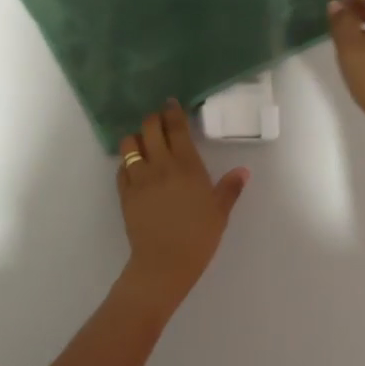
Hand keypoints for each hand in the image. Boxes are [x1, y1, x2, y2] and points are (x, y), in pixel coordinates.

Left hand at [114, 100, 249, 301]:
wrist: (165, 262)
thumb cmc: (198, 237)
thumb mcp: (220, 212)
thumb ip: (230, 188)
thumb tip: (243, 171)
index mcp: (187, 166)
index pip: (176, 128)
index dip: (172, 111)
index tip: (170, 103)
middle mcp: (160, 165)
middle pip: (149, 128)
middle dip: (152, 120)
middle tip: (158, 123)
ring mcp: (139, 178)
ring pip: (129, 144)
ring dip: (136, 139)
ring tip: (143, 144)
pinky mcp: (124, 193)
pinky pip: (121, 168)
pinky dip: (126, 162)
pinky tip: (134, 168)